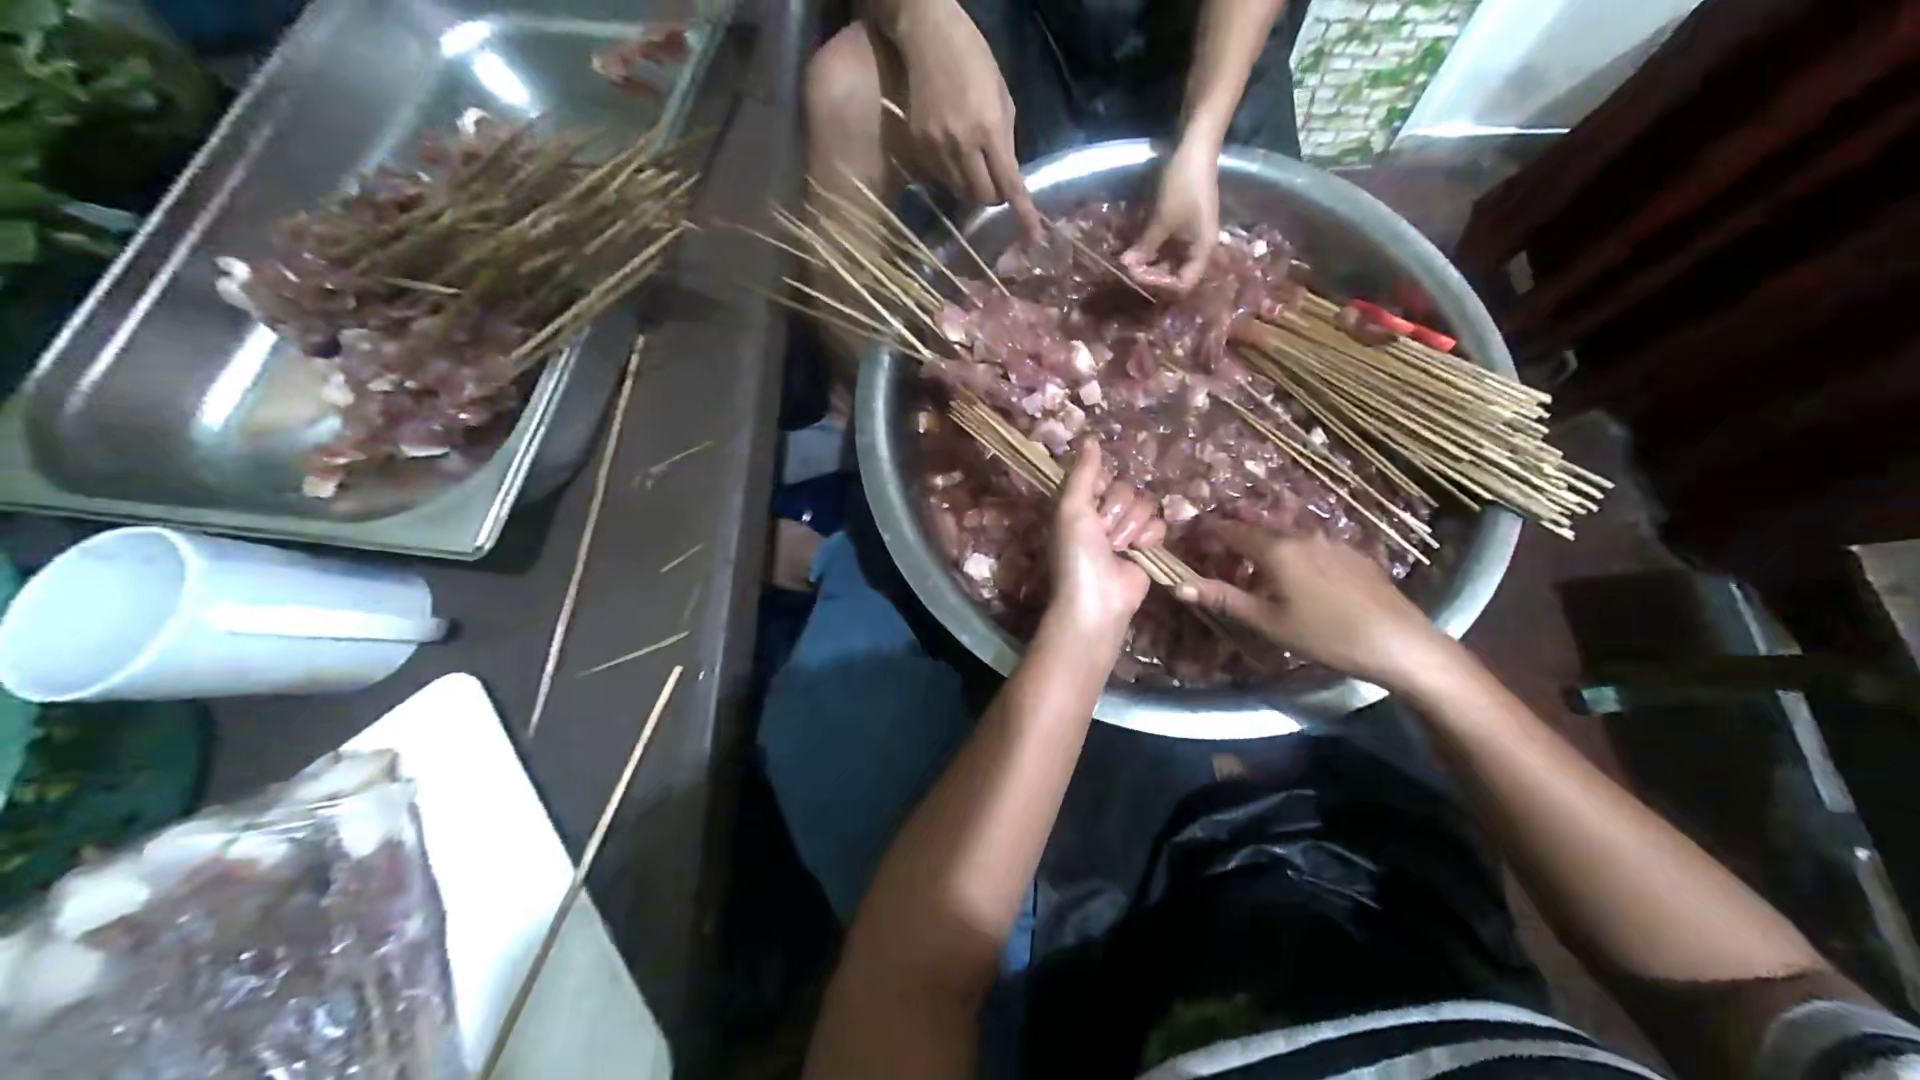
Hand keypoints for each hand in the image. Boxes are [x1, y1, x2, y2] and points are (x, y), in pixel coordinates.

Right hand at [890, 1, 1041, 235]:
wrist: (925, 35)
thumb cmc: (972, 58)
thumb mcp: (1001, 96)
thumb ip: (1005, 139)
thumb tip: (1007, 174)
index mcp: (989, 129)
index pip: (1010, 184)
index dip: (1023, 214)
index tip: (1033, 238)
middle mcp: (962, 146)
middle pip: (983, 197)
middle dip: (994, 196)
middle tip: (995, 179)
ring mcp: (936, 150)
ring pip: (961, 192)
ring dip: (972, 186)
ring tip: (971, 160)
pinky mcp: (918, 149)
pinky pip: (940, 179)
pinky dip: (951, 175)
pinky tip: (950, 150)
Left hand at [1050, 442, 1163, 634]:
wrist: (1098, 599)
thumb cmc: (1077, 553)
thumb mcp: (1071, 508)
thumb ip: (1083, 473)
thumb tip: (1091, 439)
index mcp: (1080, 504)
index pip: (1104, 476)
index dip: (1104, 488)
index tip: (1096, 503)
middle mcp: (1102, 514)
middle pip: (1127, 489)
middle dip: (1117, 511)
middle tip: (1103, 533)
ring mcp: (1126, 531)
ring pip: (1145, 505)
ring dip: (1131, 526)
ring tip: (1117, 547)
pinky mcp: (1146, 546)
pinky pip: (1158, 524)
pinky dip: (1149, 538)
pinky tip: (1137, 552)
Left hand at [1121, 137, 1219, 290]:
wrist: (1194, 147)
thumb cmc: (1183, 185)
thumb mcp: (1162, 219)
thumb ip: (1146, 246)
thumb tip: (1126, 266)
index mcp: (1202, 249)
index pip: (1183, 283)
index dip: (1160, 283)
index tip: (1138, 273)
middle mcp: (1199, 246)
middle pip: (1176, 274)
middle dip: (1152, 274)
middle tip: (1129, 268)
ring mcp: (1191, 235)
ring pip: (1170, 260)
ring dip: (1150, 263)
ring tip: (1130, 260)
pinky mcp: (1183, 224)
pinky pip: (1167, 246)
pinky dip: (1152, 250)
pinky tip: (1136, 248)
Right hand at [1174, 524, 1451, 688]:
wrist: (1400, 642)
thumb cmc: (1326, 635)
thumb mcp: (1268, 622)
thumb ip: (1223, 599)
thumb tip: (1178, 584)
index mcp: (1276, 550)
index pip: (1231, 531)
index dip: (1208, 531)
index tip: (1191, 536)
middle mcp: (1302, 536)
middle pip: (1259, 524)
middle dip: (1235, 527)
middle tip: (1216, 536)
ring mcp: (1332, 542)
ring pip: (1287, 530)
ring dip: (1264, 535)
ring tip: (1252, 550)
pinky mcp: (1353, 554)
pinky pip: (1311, 541)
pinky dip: (1292, 546)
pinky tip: (1295, 568)